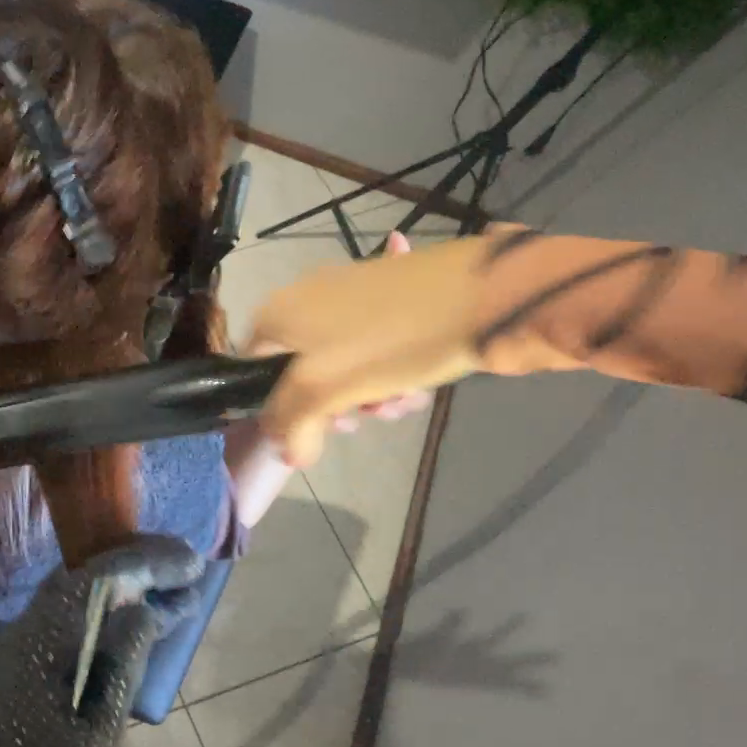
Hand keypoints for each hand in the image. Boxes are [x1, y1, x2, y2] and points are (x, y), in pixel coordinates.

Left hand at [0, 536, 203, 746]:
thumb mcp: (101, 728)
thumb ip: (121, 662)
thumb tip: (146, 606)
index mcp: (42, 641)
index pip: (94, 579)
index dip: (144, 563)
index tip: (189, 562)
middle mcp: (27, 626)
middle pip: (83, 574)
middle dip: (136, 562)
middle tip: (187, 564)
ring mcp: (24, 637)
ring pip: (76, 589)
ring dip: (123, 579)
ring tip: (174, 582)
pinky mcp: (30, 651)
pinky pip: (71, 610)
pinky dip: (108, 602)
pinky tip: (140, 610)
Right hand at [244, 231, 484, 466]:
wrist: (494, 294)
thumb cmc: (394, 341)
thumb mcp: (325, 390)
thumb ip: (291, 424)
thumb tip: (287, 453)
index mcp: (276, 312)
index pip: (252, 369)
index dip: (278, 407)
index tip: (313, 429)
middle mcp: (304, 297)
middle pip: (299, 369)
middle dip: (330, 404)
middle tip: (361, 421)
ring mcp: (351, 293)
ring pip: (341, 361)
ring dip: (364, 394)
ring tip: (400, 404)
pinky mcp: (394, 296)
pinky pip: (374, 345)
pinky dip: (388, 370)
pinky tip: (416, 385)